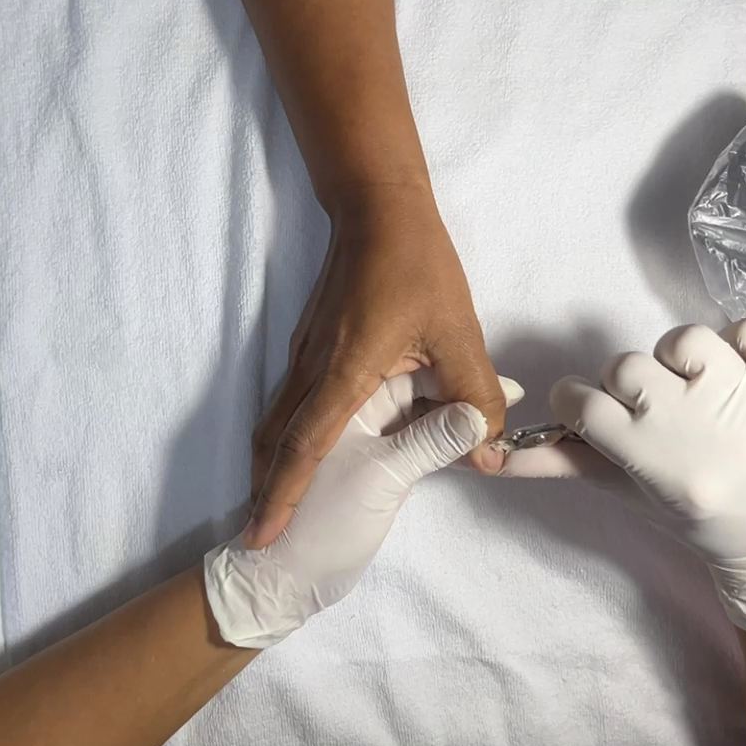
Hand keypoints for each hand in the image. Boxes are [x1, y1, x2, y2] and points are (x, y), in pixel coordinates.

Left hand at [206, 368, 519, 647]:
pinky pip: (413, 441)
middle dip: (461, 397)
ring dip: (455, 421)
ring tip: (502, 418)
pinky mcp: (374, 465)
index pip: (409, 376)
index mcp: (344, 400)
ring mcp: (365, 438)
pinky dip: (441, 442)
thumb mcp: (383, 475)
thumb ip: (431, 440)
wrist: (289, 577)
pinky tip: (471, 443)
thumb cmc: (327, 521)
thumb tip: (482, 412)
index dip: (456, 380)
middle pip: (417, 393)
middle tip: (513, 399)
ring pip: (418, 418)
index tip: (505, 387)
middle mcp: (353, 409)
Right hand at [247, 196, 507, 546]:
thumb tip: (487, 455)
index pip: (304, 446)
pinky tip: (301, 450)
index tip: (260, 535)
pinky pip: (288, 401)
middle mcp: (310, 368)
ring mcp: (302, 354)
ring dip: (271, 465)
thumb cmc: (417, 268)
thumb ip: (473, 399)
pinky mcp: (306, 344)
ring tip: (271, 504)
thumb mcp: (458, 335)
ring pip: (276, 420)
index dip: (281, 496)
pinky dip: (284, 436)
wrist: (376, 210)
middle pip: (274, 440)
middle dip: (264, 491)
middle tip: (257, 534)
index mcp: (343, 371)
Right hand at [501, 317, 745, 637]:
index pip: (580, 402)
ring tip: (698, 392)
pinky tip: (739, 380)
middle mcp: (701, 427)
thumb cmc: (684, 511)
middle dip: (628, 387)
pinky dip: (739, 348)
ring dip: (681, 363)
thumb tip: (482, 455)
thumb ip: (554, 461)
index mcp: (655, 460)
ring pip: (683, 339)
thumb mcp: (617, 488)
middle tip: (653, 412)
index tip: (595, 415)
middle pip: (624, 366)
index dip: (577, 402)